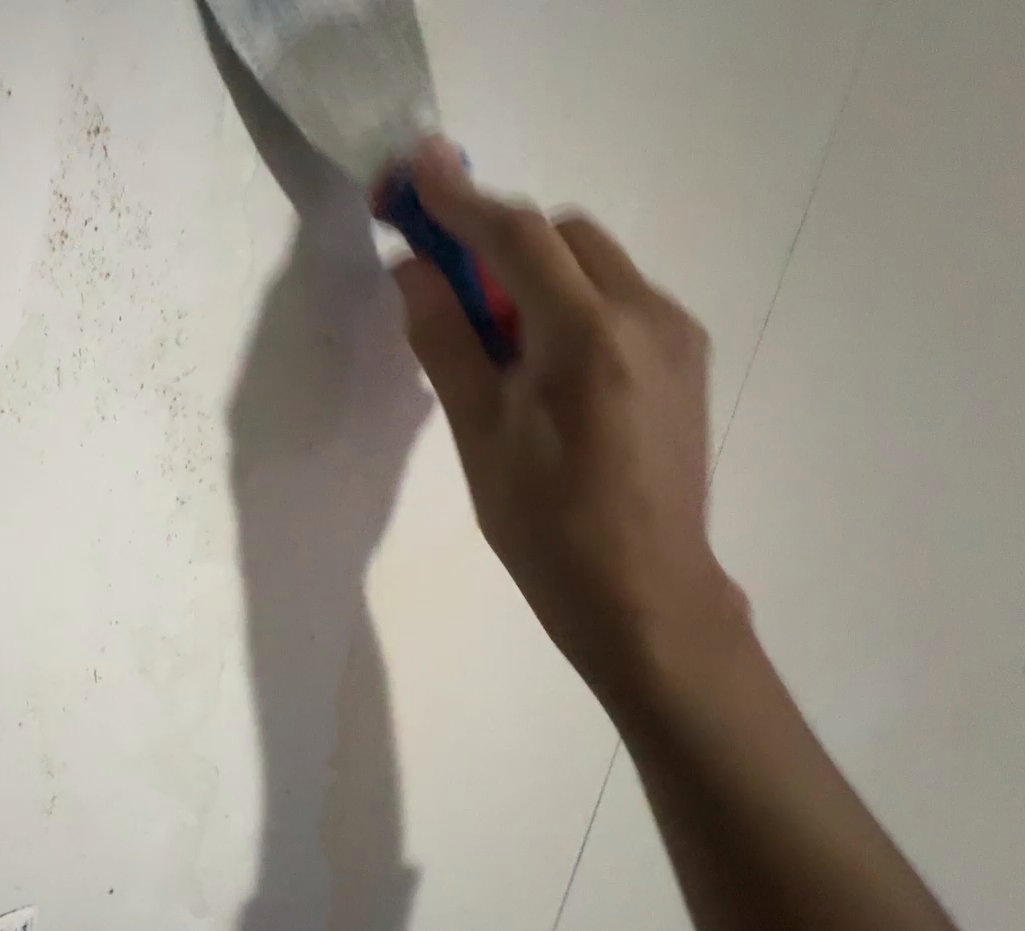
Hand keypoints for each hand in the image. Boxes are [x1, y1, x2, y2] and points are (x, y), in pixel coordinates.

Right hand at [392, 139, 739, 694]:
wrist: (641, 590)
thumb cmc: (543, 524)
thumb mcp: (477, 434)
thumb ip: (445, 340)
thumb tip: (412, 269)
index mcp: (586, 337)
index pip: (517, 237)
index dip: (459, 200)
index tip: (411, 175)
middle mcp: (646, 315)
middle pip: (562, 234)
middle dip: (497, 239)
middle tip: (440, 283)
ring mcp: (675, 334)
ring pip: (591, 262)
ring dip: (530, 272)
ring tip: (488, 340)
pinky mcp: (683, 357)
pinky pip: (614, 297)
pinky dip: (563, 302)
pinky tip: (535, 362)